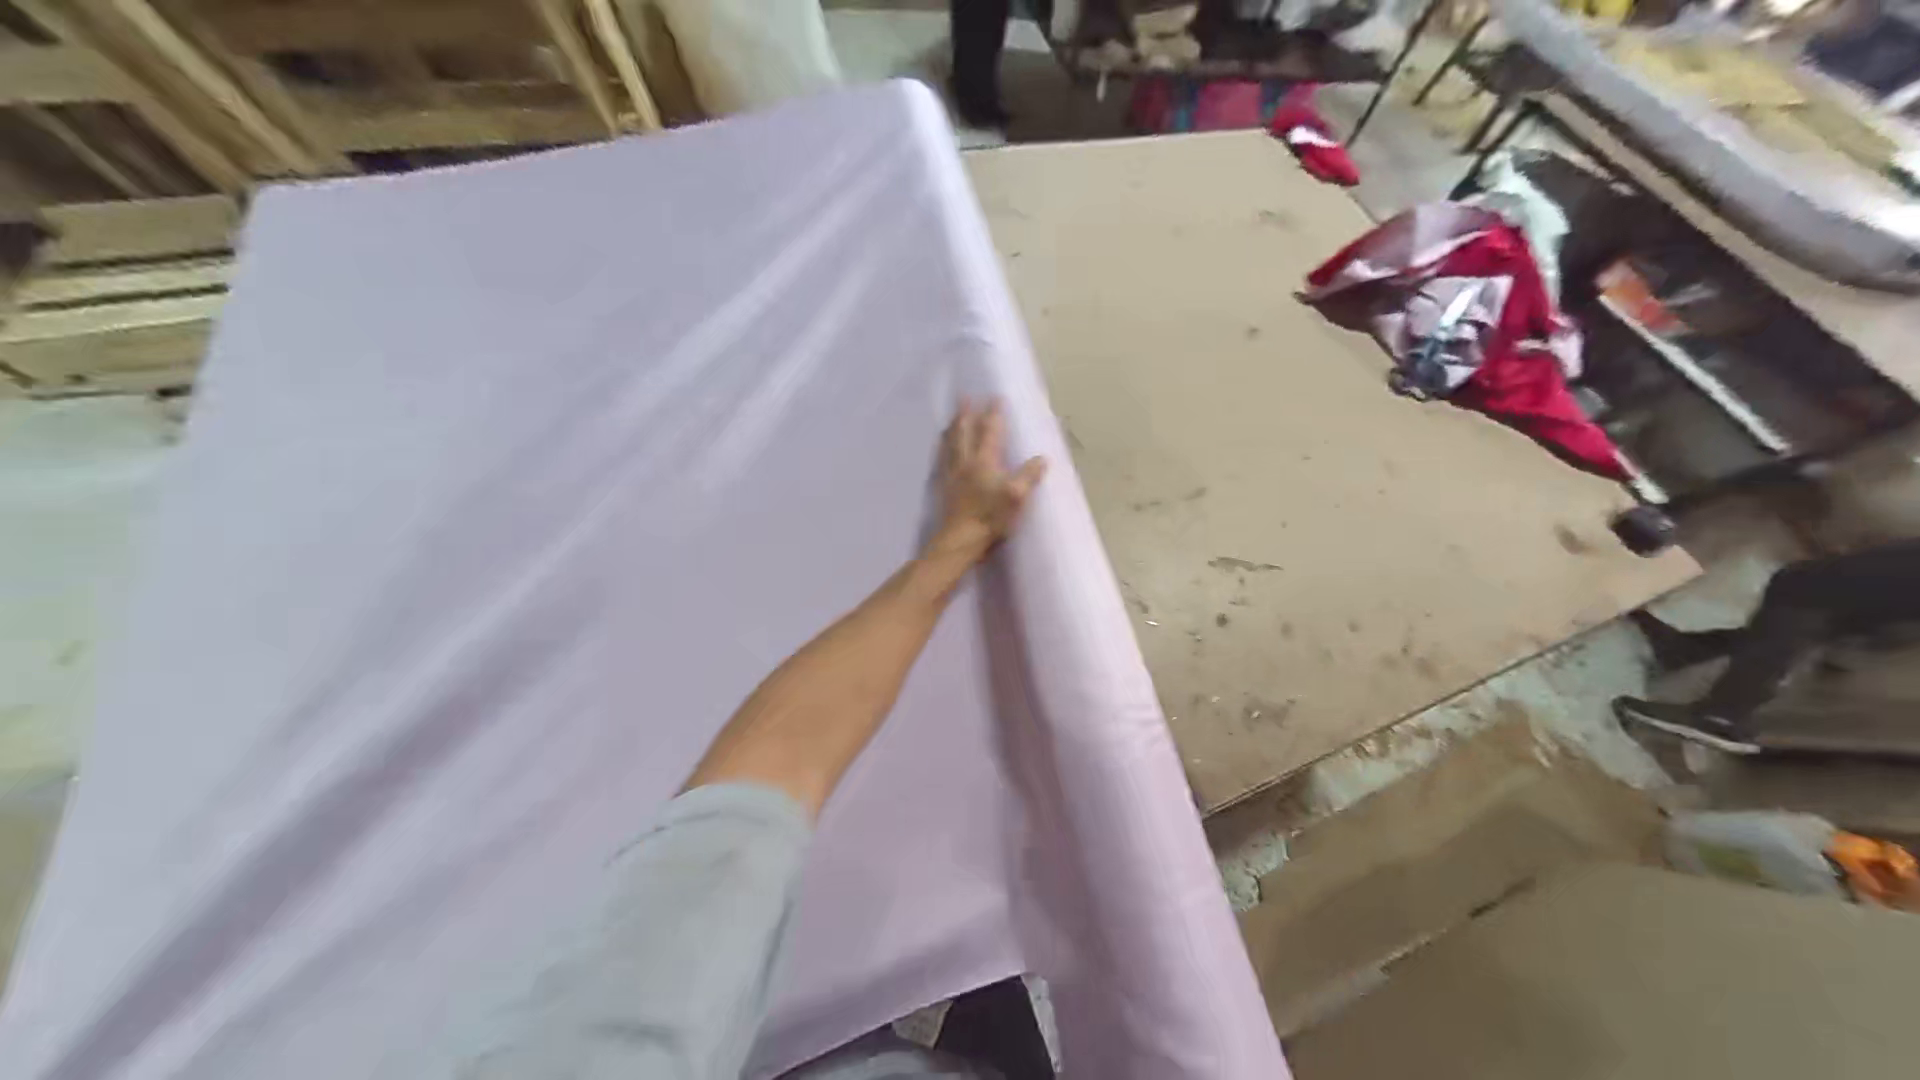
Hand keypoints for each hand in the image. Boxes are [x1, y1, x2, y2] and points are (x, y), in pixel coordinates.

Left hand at [930, 398, 1046, 559]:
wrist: (959, 541)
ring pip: (950, 444)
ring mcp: (951, 475)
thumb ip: (1028, 475)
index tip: (996, 398)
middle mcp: (965, 462)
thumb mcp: (1016, 496)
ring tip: (952, 418)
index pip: (990, 431)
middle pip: (964, 432)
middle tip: (965, 397)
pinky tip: (942, 450)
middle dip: (966, 413)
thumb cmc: (990, 518)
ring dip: (953, 428)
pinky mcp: (944, 488)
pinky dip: (943, 449)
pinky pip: (942, 460)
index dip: (994, 414)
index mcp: (984, 461)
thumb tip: (1041, 458)